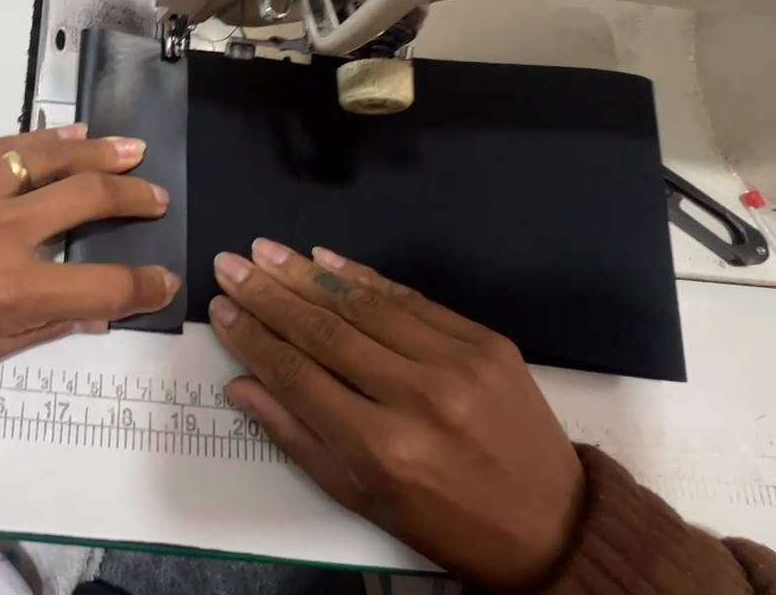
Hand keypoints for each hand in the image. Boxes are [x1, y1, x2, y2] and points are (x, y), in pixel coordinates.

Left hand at [0, 125, 178, 384]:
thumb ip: (41, 326)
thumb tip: (94, 312)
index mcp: (13, 289)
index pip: (104, 285)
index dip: (144, 284)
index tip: (164, 279)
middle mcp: (5, 230)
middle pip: (90, 198)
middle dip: (135, 199)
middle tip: (156, 198)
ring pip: (54, 157)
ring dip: (100, 152)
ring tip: (132, 151)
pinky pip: (9, 144)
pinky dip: (47, 138)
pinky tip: (71, 135)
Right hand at [209, 240, 583, 591]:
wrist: (555, 526)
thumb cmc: (444, 522)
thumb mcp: (359, 498)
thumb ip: (295, 435)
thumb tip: (240, 383)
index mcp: (381, 447)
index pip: (296, 374)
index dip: (252, 337)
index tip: (220, 307)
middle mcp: (417, 397)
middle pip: (323, 330)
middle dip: (267, 293)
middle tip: (229, 263)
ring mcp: (456, 362)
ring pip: (361, 304)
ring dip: (305, 272)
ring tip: (264, 250)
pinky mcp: (484, 340)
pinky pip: (407, 297)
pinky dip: (359, 274)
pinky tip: (323, 255)